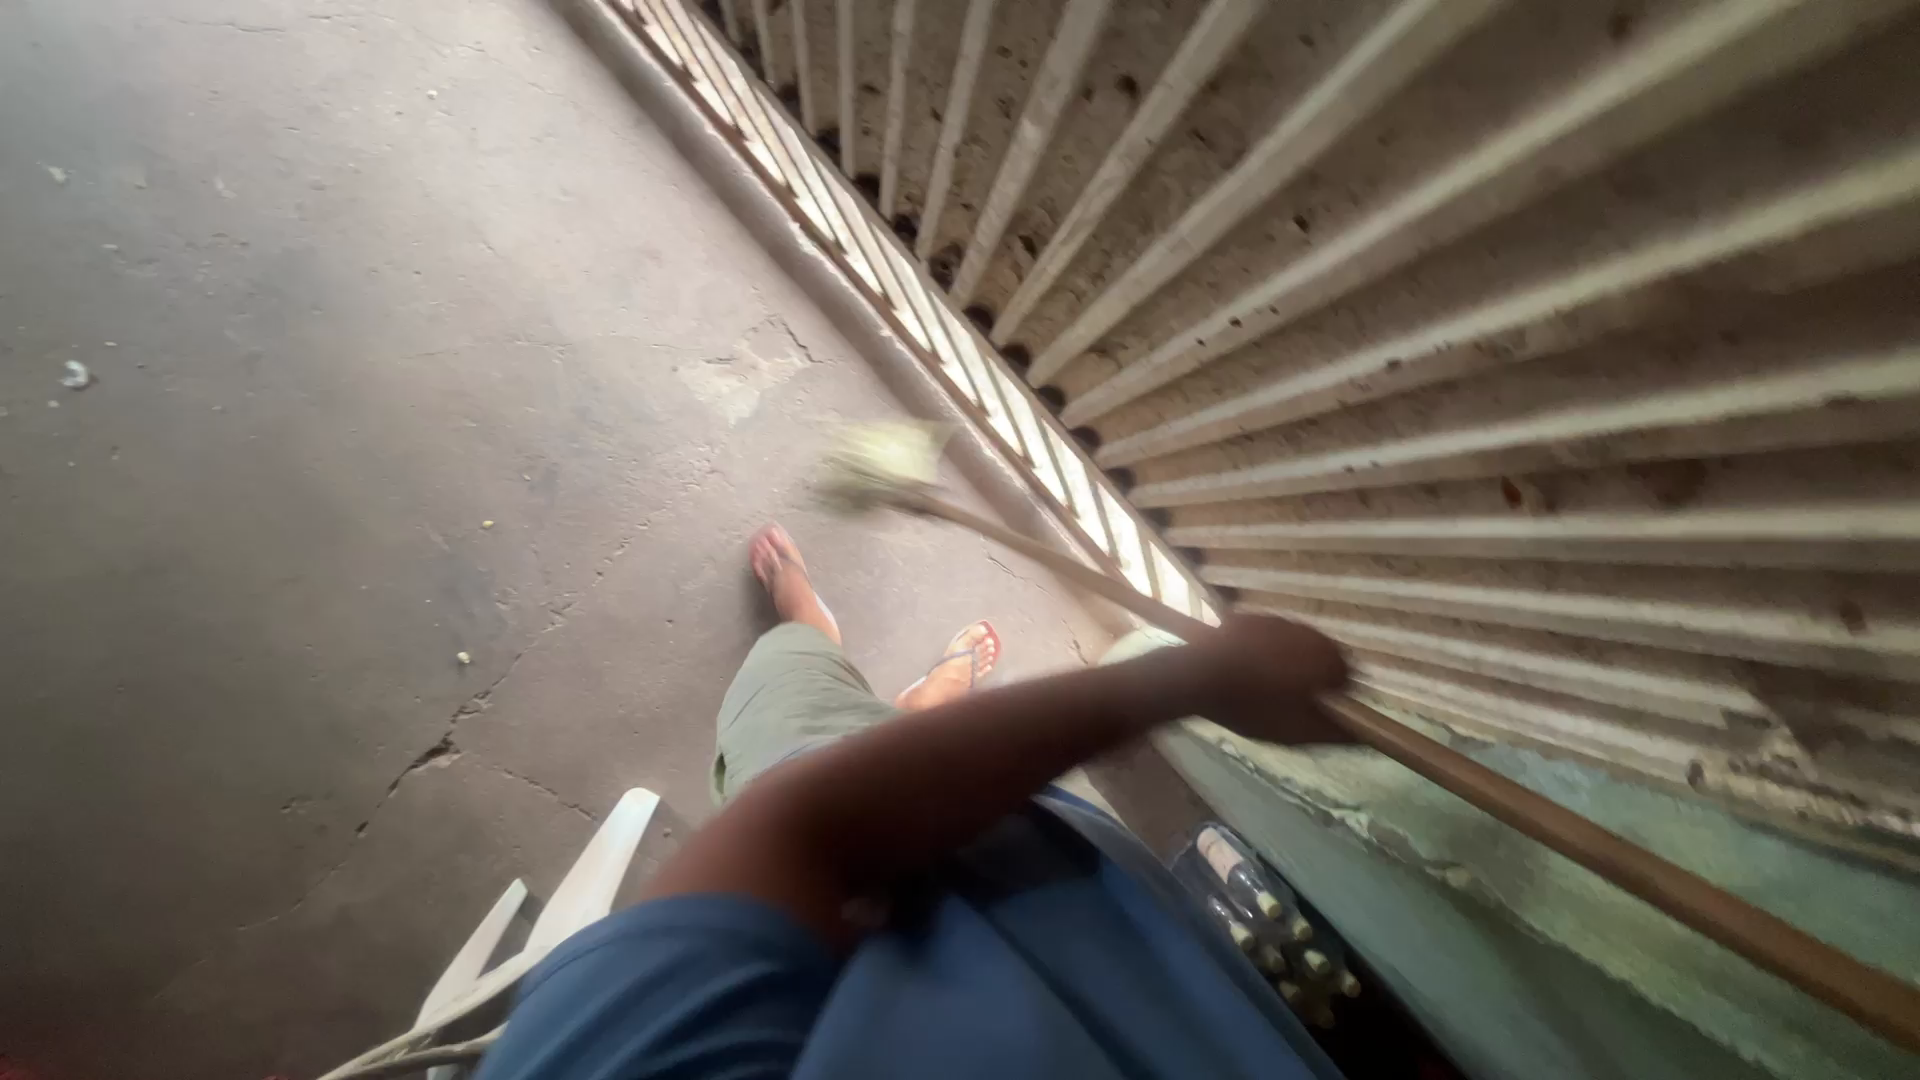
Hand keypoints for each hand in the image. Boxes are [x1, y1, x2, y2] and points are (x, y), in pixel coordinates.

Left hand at [1179, 614, 1352, 745]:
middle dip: (1309, 674)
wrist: (1198, 675)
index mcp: (1326, 657)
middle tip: (1284, 698)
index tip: (1310, 708)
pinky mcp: (1249, 617)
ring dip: (1285, 659)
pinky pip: (1266, 634)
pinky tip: (1243, 665)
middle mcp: (1307, 631)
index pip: (1345, 676)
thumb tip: (1364, 735)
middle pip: (1320, 655)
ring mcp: (1276, 619)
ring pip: (1293, 643)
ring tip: (1260, 683)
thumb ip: (1337, 732)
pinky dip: (1261, 647)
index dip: (1330, 694)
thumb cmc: (1252, 707)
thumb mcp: (1297, 731)